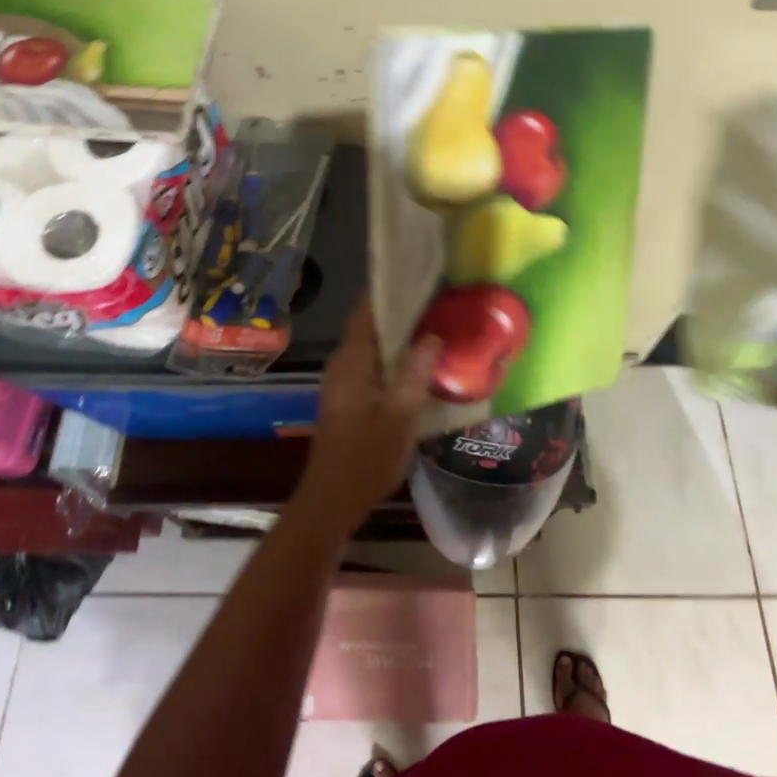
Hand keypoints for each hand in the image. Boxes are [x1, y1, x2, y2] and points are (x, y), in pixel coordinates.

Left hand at [293, 299, 440, 531]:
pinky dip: (399, 359)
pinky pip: (378, 367)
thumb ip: (414, 374)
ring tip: (442, 325)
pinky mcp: (353, 400)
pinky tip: (426, 364)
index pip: (367, 311)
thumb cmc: (364, 459)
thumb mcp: (398, 417)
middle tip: (443, 300)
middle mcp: (343, 365)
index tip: (422, 274)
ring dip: (404, 337)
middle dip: (405, 312)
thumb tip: (433, 335)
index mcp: (350, 362)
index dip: (391, 290)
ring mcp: (346, 383)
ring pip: (377, 348)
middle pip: (374, 326)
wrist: (332, 501)